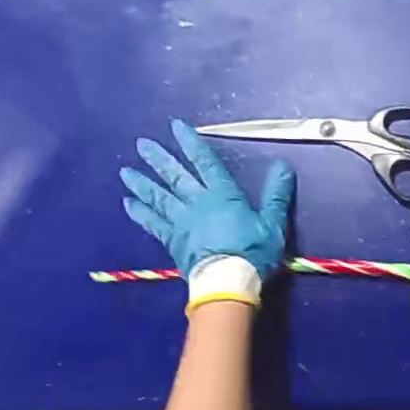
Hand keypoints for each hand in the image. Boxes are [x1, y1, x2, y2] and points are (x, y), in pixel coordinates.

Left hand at [121, 119, 294, 310]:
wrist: (229, 283)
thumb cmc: (254, 254)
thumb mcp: (273, 224)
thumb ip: (277, 195)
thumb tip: (284, 165)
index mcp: (223, 195)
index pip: (206, 163)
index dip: (192, 143)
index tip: (176, 127)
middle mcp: (199, 203)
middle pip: (176, 176)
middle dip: (159, 159)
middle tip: (141, 144)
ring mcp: (183, 223)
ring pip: (160, 197)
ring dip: (143, 183)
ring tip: (126, 172)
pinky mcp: (174, 242)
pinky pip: (154, 224)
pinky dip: (141, 214)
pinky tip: (129, 204)